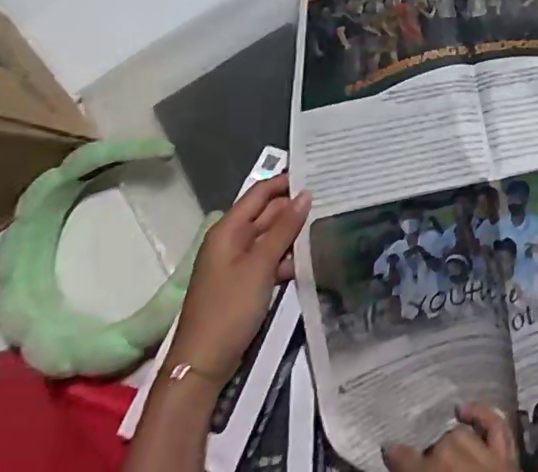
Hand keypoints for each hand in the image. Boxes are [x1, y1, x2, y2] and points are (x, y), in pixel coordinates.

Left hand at [168, 175, 310, 384]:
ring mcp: (239, 262)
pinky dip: (288, 258)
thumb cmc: (229, 308)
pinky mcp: (247, 282)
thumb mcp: (260, 265)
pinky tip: (312, 259)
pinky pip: (271, 259)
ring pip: (273, 237)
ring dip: (295, 235)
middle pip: (268, 214)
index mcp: (229, 230)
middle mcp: (233, 240)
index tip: (319, 175)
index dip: (287, 182)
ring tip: (330, 226)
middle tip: (333, 201)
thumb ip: (284, 228)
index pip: (261, 193)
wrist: (204, 364)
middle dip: (296, 209)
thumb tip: (306, 194)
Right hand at [384, 404, 516, 471]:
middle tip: (425, 467)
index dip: (398, 458)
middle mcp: (460, 468)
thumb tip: (399, 461)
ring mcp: (488, 460)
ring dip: (450, 443)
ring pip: (462, 437)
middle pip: (439, 449)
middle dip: (429, 459)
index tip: (389, 449)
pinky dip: (482, 414)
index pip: (412, 464)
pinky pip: (497, 427)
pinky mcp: (509, 458)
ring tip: (443, 454)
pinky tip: (464, 410)